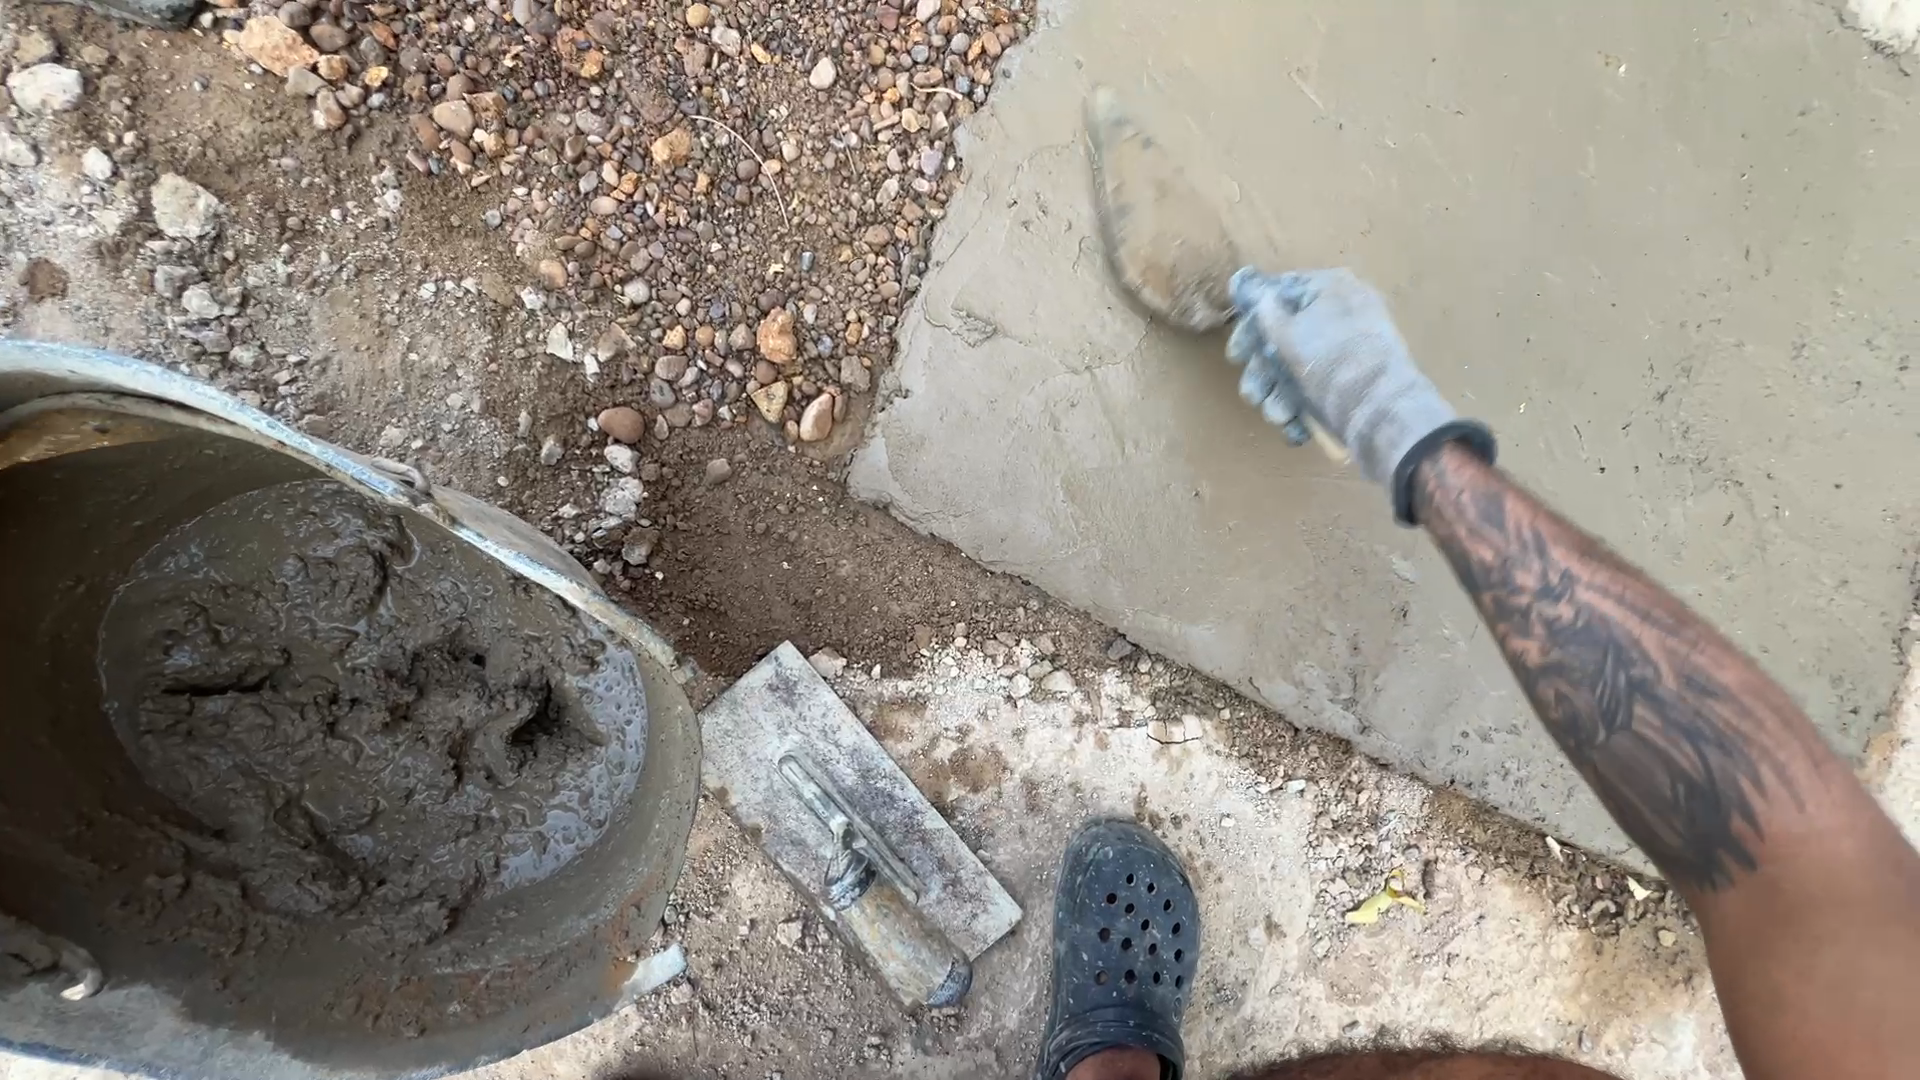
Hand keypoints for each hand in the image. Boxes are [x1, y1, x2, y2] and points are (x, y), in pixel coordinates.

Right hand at [1226, 267, 1494, 523]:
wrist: (1381, 409)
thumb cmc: (1332, 362)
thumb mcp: (1288, 333)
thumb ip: (1261, 309)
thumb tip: (1242, 279)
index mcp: (1328, 290)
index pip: (1276, 295)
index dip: (1250, 326)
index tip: (1237, 356)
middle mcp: (1337, 314)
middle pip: (1278, 339)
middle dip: (1261, 374)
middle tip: (1255, 393)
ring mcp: (1343, 351)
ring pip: (1290, 371)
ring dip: (1276, 398)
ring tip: (1280, 415)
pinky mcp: (1346, 383)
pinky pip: (1311, 391)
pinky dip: (1298, 410)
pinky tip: (1295, 425)